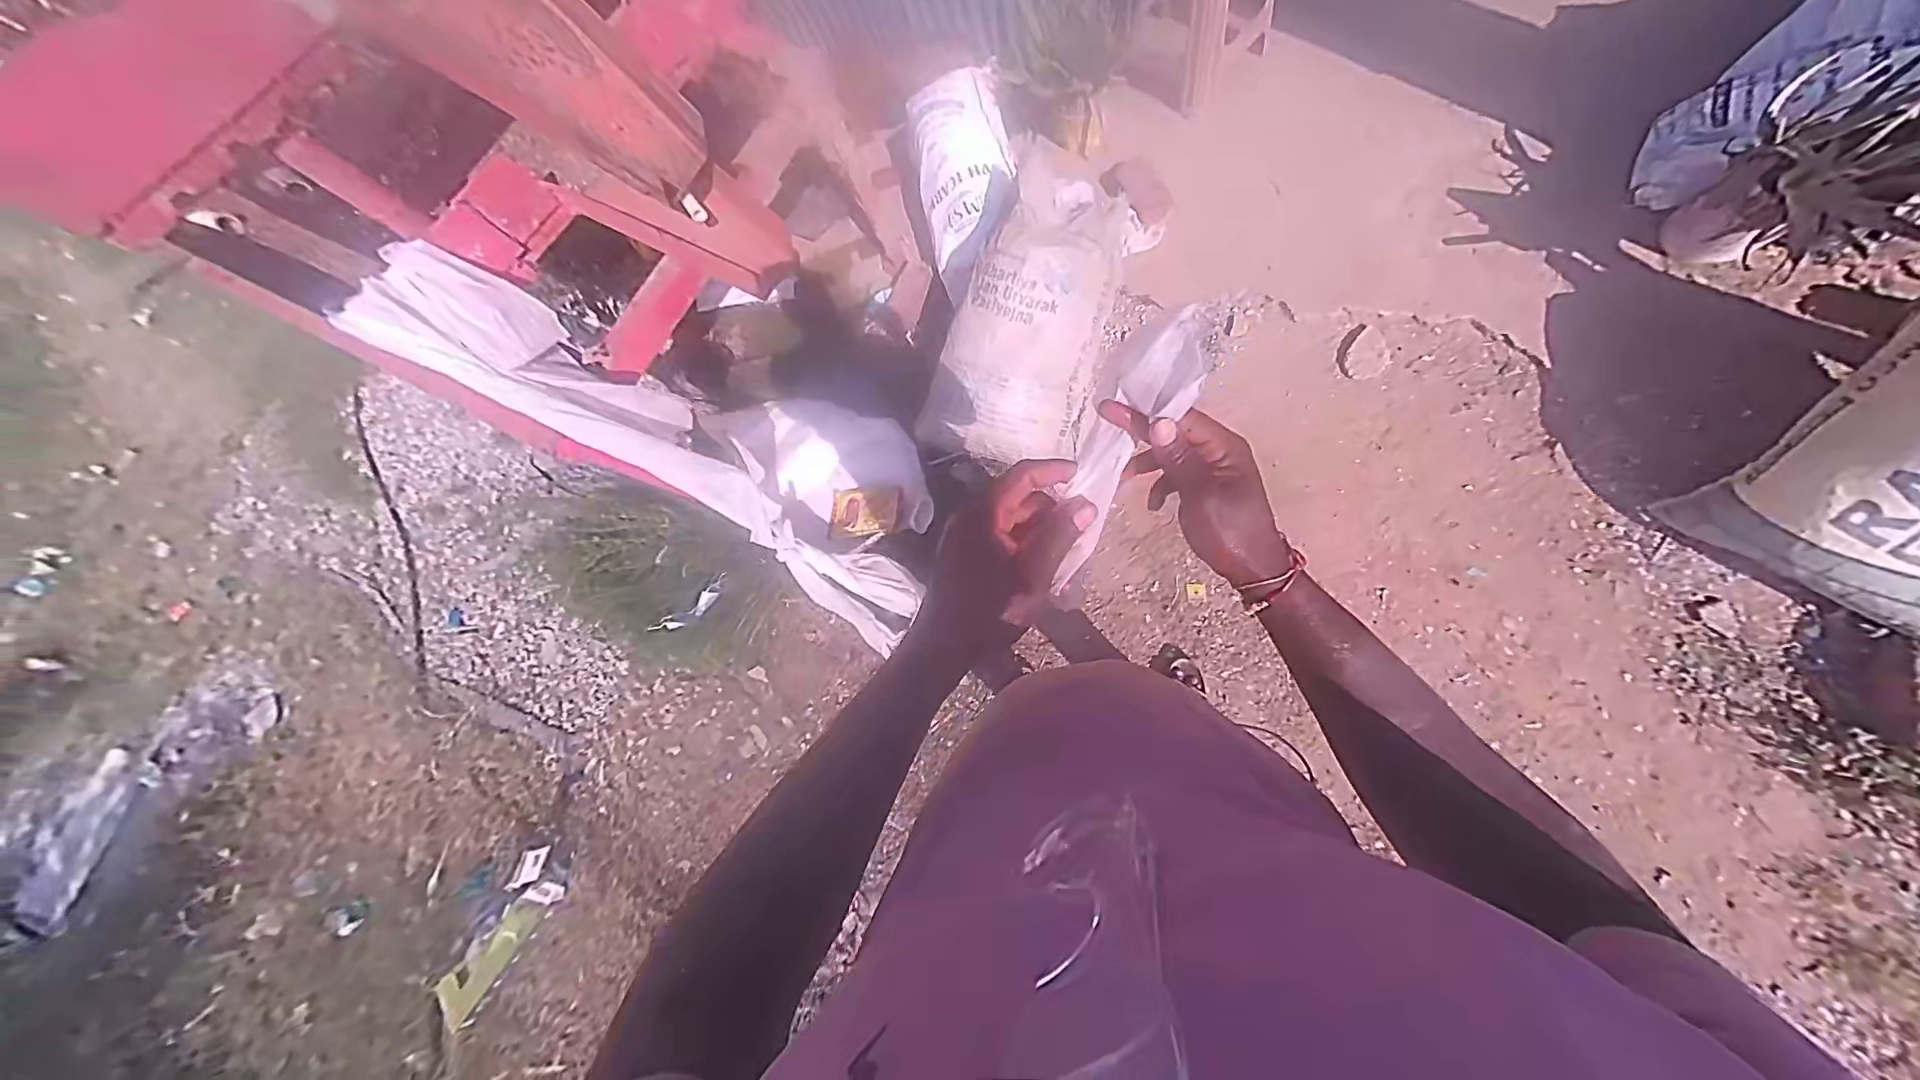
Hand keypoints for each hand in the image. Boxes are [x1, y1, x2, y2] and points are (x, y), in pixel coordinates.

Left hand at [915, 460, 1094, 656]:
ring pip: (1009, 519)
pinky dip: (1022, 541)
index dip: (1052, 470)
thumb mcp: (1032, 575)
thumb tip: (1085, 504)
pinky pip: (998, 535)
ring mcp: (962, 535)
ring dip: (1039, 528)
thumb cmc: (990, 611)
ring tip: (1066, 549)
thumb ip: (1059, 536)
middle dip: (1051, 507)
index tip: (1079, 473)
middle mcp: (969, 517)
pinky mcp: (962, 553)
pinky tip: (1041, 565)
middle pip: (1016, 497)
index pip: (1021, 476)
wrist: (943, 646)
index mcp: (983, 514)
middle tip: (1079, 523)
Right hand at [1096, 401, 1292, 586]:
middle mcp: (1219, 452)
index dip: (1146, 412)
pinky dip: (1161, 484)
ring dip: (1148, 462)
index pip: (1180, 419)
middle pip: (1175, 432)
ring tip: (1125, 476)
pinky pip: (1177, 474)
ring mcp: (1213, 470)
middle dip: (1142, 430)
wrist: (1252, 569)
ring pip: (1173, 454)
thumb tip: (1158, 423)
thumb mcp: (1200, 494)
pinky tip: (1153, 503)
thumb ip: (1178, 459)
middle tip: (1109, 421)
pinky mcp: (1205, 488)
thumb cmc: (1230, 531)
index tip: (1113, 407)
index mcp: (1224, 446)